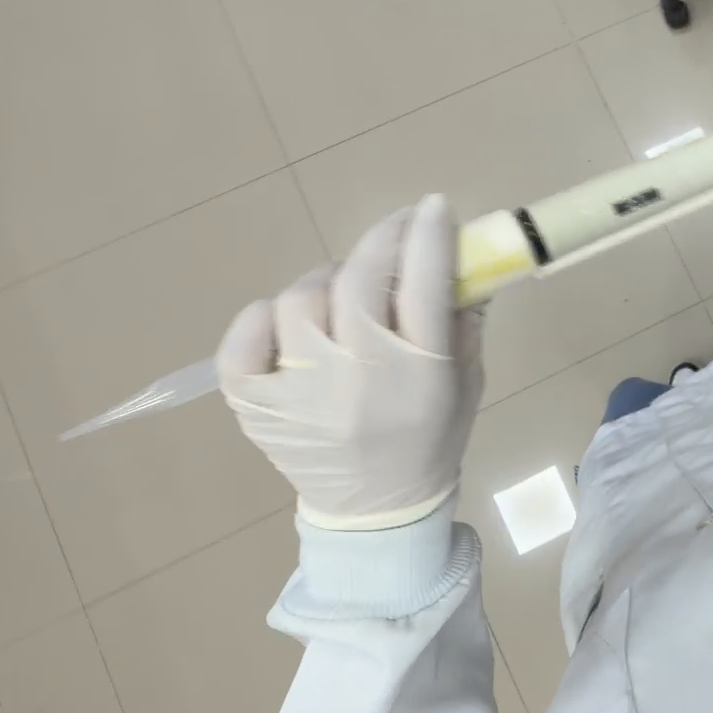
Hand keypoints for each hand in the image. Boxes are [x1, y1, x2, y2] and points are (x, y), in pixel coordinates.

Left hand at [218, 195, 484, 530]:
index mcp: (420, 375)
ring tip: (345, 292)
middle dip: (382, 239)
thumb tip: (459, 262)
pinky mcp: (252, 404)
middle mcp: (358, 378)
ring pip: (301, 299)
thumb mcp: (468, 380)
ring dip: (329, 280)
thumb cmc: (434, 437)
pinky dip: (265, 316)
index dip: (430, 237)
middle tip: (398, 226)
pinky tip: (291, 320)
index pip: (424, 287)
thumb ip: (463, 322)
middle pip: (360, 282)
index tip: (436, 205)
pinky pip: (244, 336)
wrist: (377, 508)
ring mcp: (298, 391)